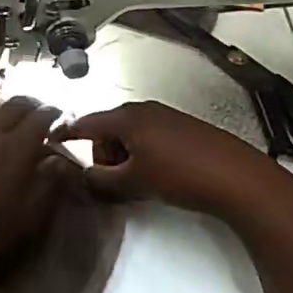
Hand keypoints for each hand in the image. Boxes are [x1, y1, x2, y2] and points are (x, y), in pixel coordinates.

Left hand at [0, 97, 73, 275]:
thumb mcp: (27, 216)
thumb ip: (47, 184)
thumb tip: (59, 161)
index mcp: (14, 147)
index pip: (39, 119)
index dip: (52, 114)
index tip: (59, 115)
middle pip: (13, 106)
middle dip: (30, 105)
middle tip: (39, 111)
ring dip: (5, 108)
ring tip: (13, 115)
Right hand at [58, 100, 292, 218]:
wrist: (241, 179)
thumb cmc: (181, 176)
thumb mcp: (134, 182)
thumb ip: (102, 180)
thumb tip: (83, 177)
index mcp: (125, 117)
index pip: (85, 122)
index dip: (67, 133)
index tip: (50, 141)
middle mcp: (143, 110)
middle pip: (107, 129)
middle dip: (102, 154)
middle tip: (112, 181)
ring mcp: (166, 116)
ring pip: (129, 134)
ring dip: (124, 156)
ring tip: (137, 183)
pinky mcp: (184, 128)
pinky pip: (149, 137)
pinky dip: (143, 153)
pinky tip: (158, 175)